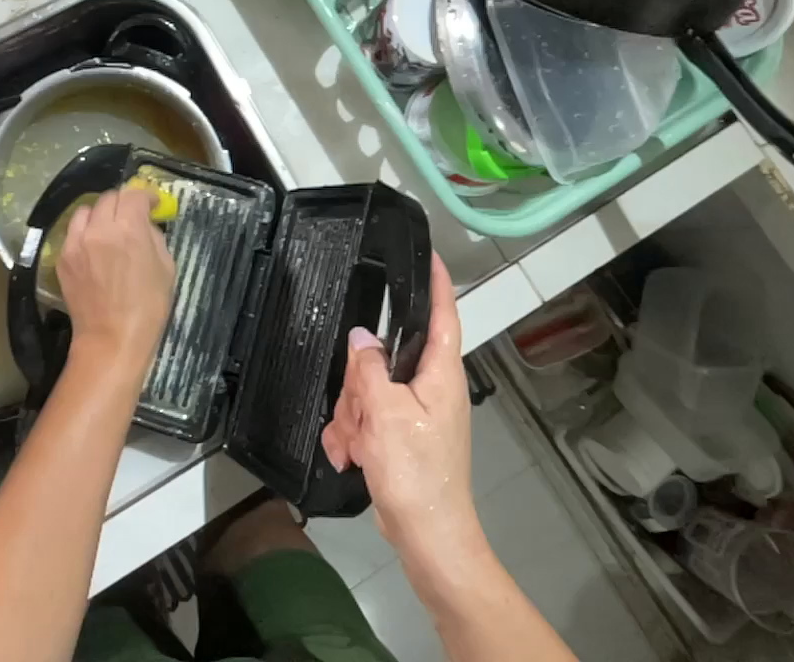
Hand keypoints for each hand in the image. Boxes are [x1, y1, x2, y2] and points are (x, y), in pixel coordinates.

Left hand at [55, 184, 175, 376]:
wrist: (112, 339)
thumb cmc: (148, 307)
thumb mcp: (166, 267)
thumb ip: (154, 237)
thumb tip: (144, 225)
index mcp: (129, 229)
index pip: (133, 194)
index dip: (145, 196)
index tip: (152, 204)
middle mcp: (99, 228)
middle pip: (109, 198)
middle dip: (123, 203)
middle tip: (132, 216)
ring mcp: (76, 242)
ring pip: (85, 211)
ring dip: (100, 214)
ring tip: (108, 228)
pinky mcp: (63, 257)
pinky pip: (73, 232)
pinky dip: (85, 232)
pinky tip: (93, 247)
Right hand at [320, 254, 479, 557]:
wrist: (427, 539)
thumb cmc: (418, 475)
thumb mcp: (385, 414)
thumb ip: (369, 368)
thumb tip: (362, 337)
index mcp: (440, 374)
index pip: (441, 315)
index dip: (435, 283)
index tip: (427, 253)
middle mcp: (429, 388)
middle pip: (382, 357)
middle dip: (359, 384)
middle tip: (361, 412)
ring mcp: (413, 413)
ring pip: (366, 389)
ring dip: (351, 416)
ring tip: (357, 445)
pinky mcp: (398, 436)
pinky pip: (364, 418)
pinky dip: (353, 435)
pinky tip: (351, 456)